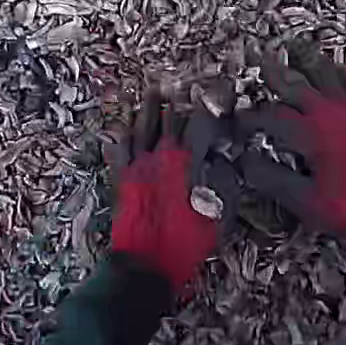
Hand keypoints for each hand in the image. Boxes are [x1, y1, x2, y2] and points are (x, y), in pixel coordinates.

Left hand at [107, 91, 237, 289]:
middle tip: (180, 86)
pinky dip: (119, 137)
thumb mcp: (219, 213)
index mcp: (188, 161)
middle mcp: (163, 156)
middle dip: (177, 103)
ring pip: (143, 129)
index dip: (206, 108)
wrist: (149, 258)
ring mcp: (140, 165)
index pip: (199, 125)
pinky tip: (119, 127)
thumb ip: (224, 183)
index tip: (211, 93)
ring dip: (148, 110)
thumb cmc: (187, 239)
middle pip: (170, 121)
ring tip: (152, 92)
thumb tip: (227, 161)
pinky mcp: (123, 177)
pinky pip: (118, 151)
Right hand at [235, 44, 345, 235]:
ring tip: (294, 50)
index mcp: (311, 134)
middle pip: (296, 85)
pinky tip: (331, 70)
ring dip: (306, 62)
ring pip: (325, 76)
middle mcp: (330, 116)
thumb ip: (271, 178)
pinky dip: (336, 73)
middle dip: (275, 74)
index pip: (271, 116)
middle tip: (259, 63)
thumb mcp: (303, 200)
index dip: (251, 117)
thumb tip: (246, 160)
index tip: (239, 123)